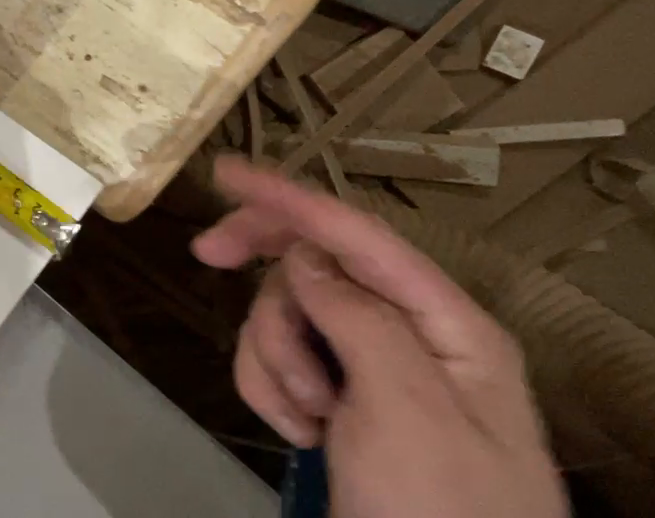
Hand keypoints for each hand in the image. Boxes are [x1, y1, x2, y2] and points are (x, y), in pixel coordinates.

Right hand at [192, 156, 567, 517]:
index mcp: (447, 328)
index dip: (289, 197)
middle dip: (269, 280)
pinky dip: (271, 387)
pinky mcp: (340, 401)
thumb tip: (305, 257)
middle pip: (314, 267)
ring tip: (307, 418)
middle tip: (207, 258)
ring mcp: (374, 371)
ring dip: (274, 358)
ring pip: (286, 315)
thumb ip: (358, 318)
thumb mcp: (406, 413)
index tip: (223, 172)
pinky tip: (299, 430)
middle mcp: (411, 336)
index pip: (358, 236)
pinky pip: (278, 361)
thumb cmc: (438, 512)